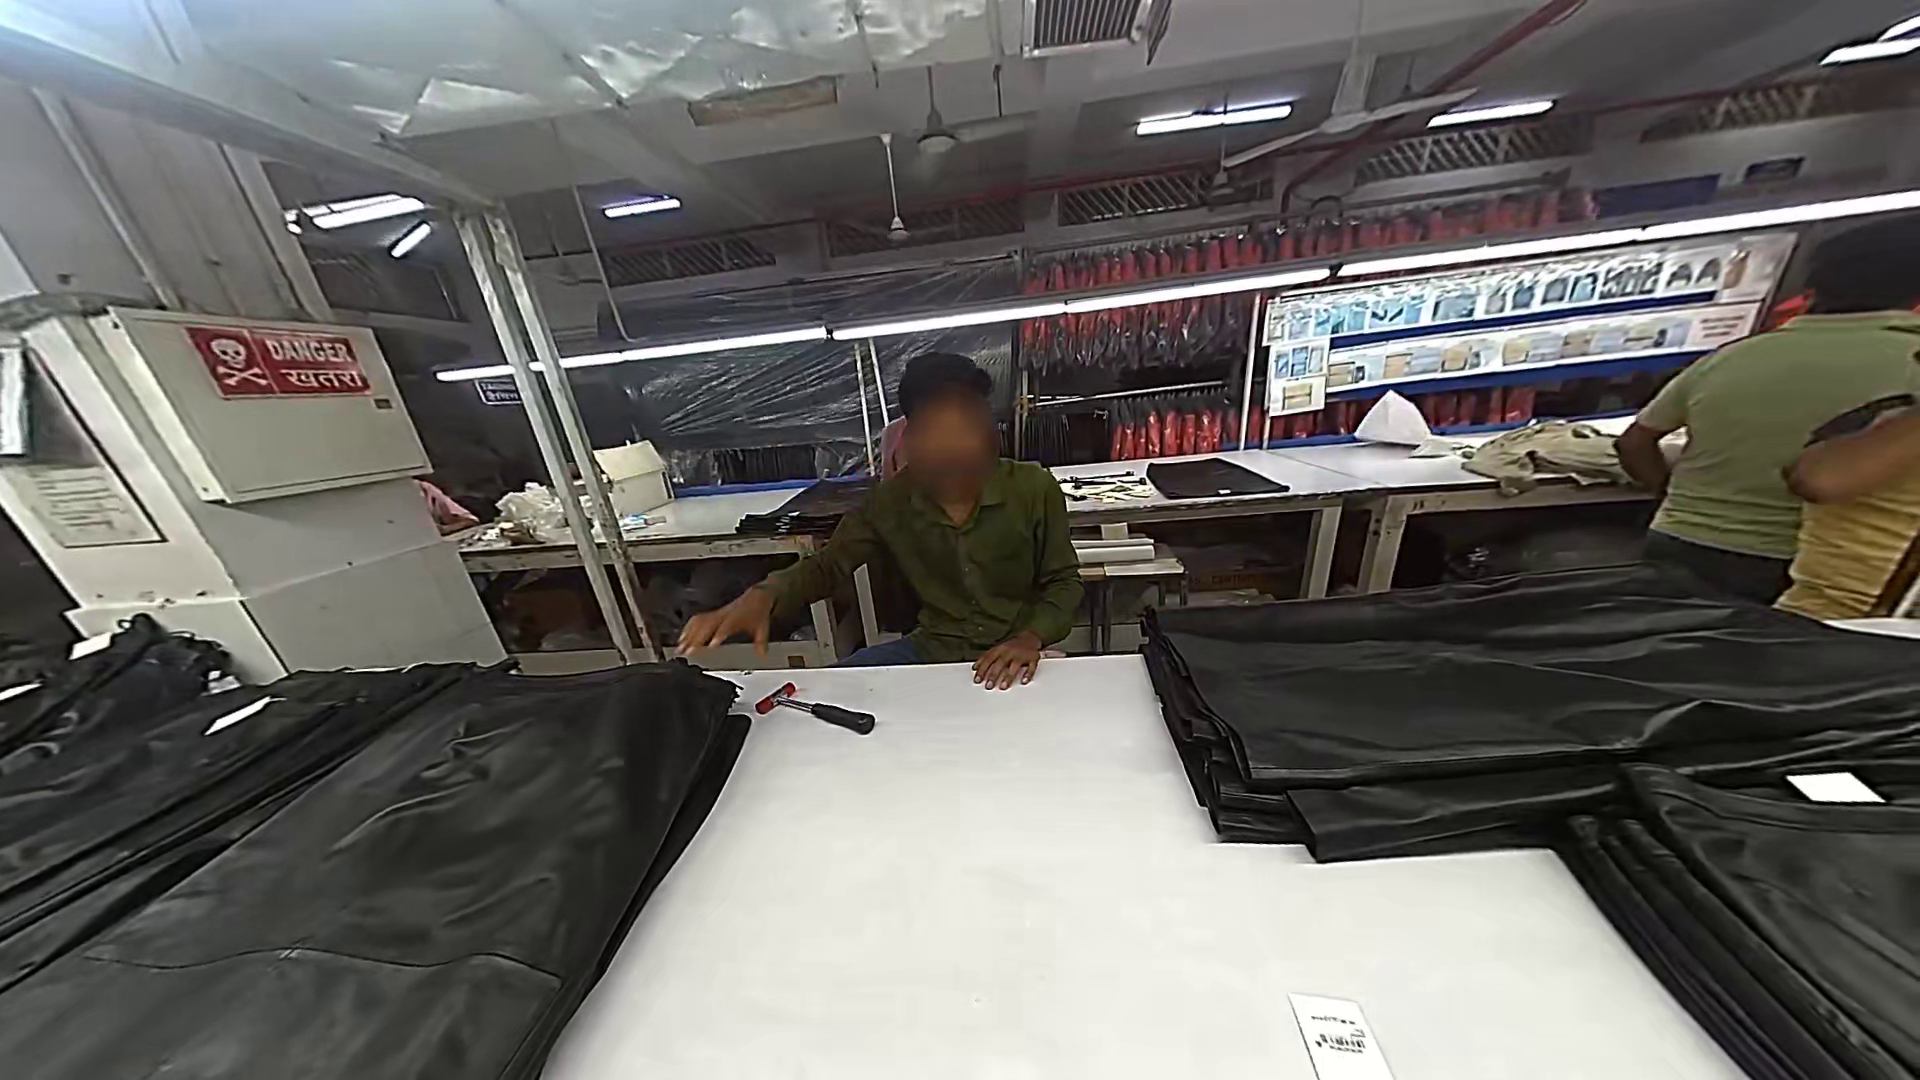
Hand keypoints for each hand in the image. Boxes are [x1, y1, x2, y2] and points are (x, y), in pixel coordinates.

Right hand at [676, 586, 775, 656]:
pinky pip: (697, 619)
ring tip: (680, 648)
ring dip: (689, 635)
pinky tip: (682, 637)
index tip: (710, 646)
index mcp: (736, 618)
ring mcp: (717, 614)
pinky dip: (688, 628)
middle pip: (707, 626)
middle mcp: (724, 615)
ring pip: (699, 623)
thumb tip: (762, 655)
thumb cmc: (758, 612)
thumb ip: (761, 642)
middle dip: (696, 639)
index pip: (725, 628)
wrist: (756, 596)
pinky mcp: (713, 613)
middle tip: (688, 652)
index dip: (717, 636)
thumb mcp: (762, 628)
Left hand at [972, 630, 1043, 689]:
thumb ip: (986, 658)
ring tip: (1003, 687)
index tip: (977, 680)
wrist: (1029, 637)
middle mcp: (1010, 652)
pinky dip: (1028, 674)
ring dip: (1008, 676)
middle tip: (988, 686)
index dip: (982, 670)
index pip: (989, 659)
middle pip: (1000, 663)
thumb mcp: (997, 649)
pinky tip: (1024, 681)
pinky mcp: (1033, 658)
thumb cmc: (1011, 647)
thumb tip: (974, 668)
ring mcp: (1021, 655)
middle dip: (993, 675)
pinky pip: (1031, 666)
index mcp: (1000, 649)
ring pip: (1014, 666)